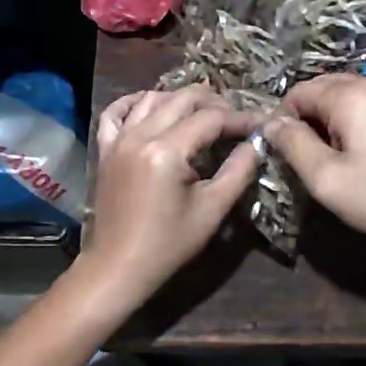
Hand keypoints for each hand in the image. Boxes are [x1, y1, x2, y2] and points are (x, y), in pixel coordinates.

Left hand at [81, 85, 261, 303]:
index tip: (260, 126)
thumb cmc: (168, 244)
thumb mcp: (211, 210)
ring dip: (179, 99)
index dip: (240, 119)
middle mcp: (139, 136)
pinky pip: (114, 113)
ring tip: (202, 113)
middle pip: (182, 99)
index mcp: (166, 151)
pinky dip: (133, 102)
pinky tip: (150, 103)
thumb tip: (257, 143)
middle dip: (214, 103)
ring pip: (151, 99)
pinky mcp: (105, 150)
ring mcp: (117, 140)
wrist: (119, 266)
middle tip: (235, 119)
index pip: (211, 118)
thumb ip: (238, 171)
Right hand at [269, 74, 365, 275]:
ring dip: (332, 119)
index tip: (282, 152)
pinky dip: (359, 121)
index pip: (299, 92)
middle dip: (307, 116)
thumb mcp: (325, 178)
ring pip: (352, 95)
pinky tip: (365, 153)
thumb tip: (270, 124)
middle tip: (304, 156)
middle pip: (326, 88)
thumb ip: (292, 145)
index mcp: (351, 95)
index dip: (282, 120)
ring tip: (333, 157)